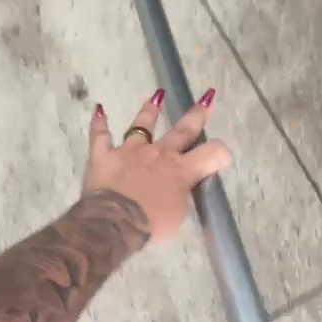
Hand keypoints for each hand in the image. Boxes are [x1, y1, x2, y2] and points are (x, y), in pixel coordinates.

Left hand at [83, 89, 231, 241]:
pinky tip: (99, 110)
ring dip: (150, 110)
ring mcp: (130, 151)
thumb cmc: (151, 225)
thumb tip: (180, 188)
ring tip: (157, 96)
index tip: (222, 157)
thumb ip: (181, 195)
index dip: (221, 154)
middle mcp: (159, 154)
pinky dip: (99, 122)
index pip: (212, 153)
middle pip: (183, 130)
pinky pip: (100, 135)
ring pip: (142, 125)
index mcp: (182, 170)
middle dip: (198, 114)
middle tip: (207, 98)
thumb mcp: (178, 215)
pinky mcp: (104, 155)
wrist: (115, 222)